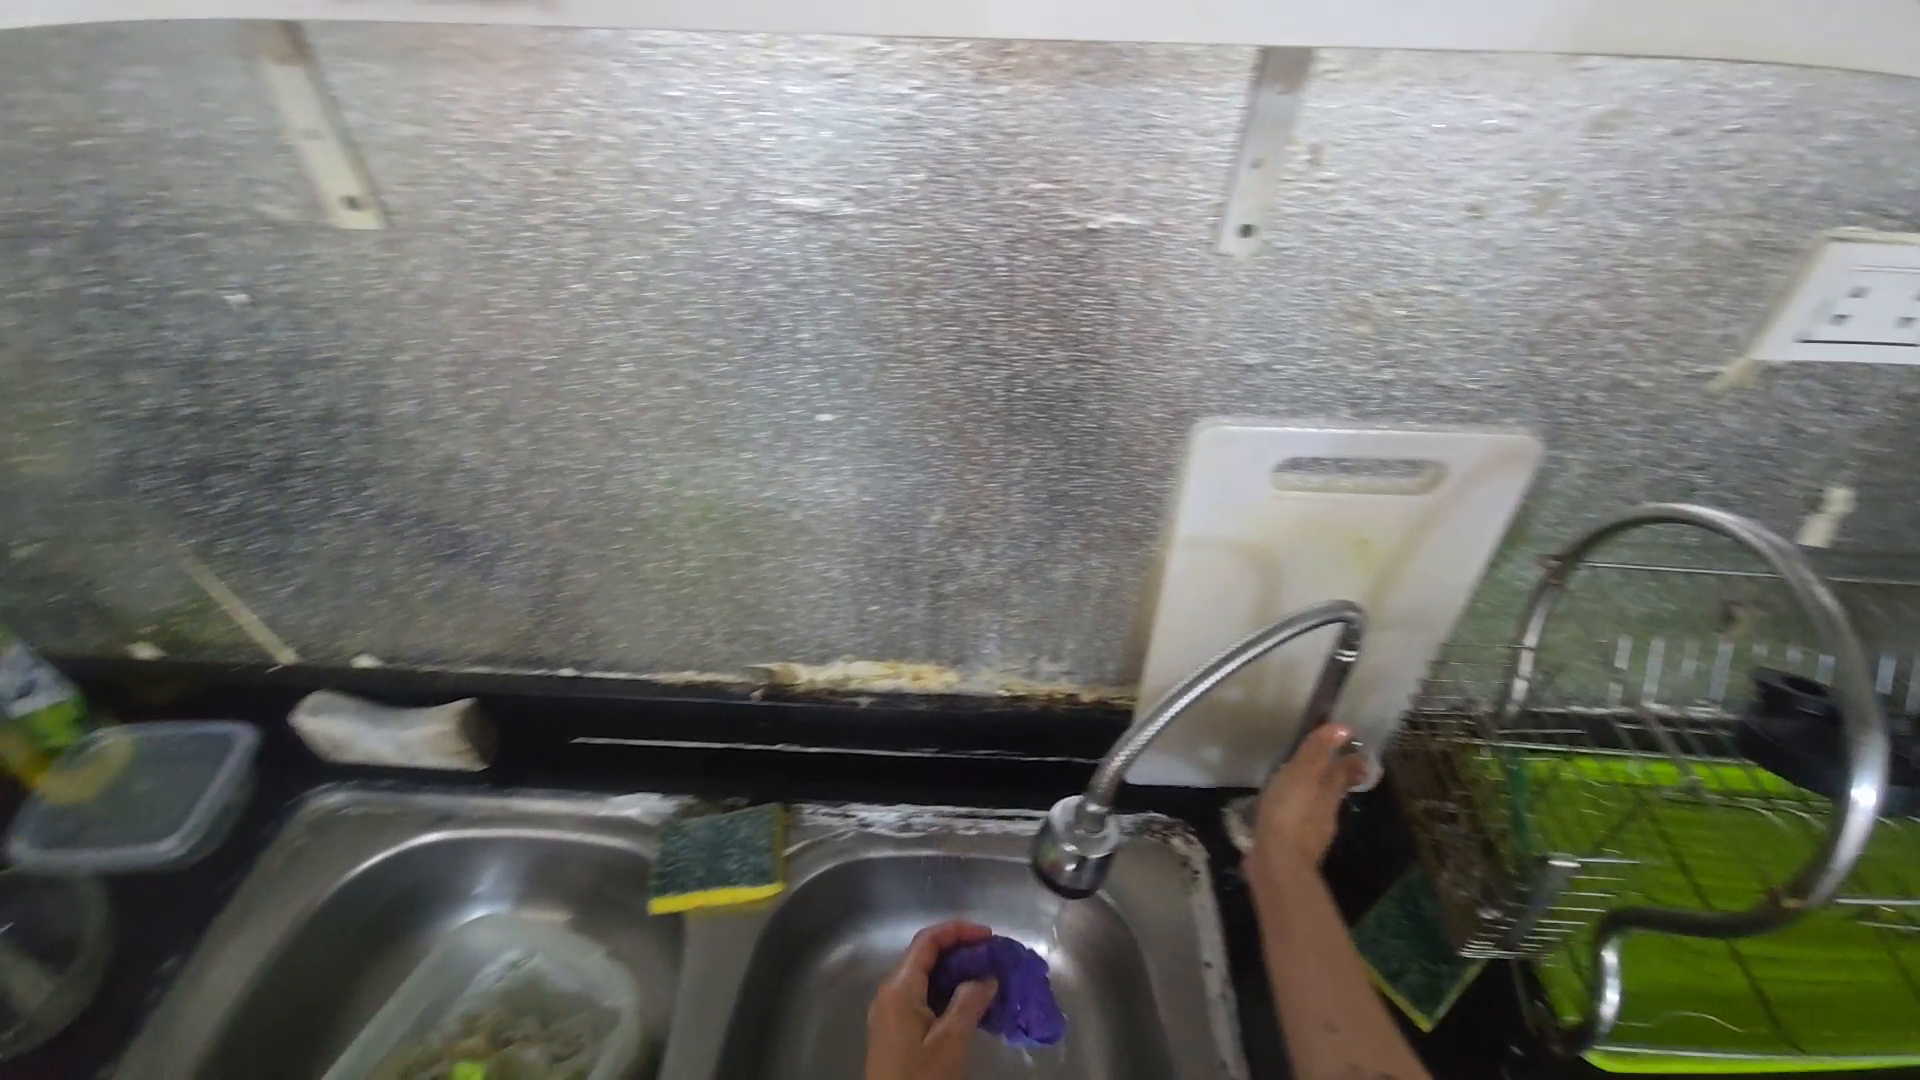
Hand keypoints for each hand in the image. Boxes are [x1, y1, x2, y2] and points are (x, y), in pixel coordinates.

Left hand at [865, 920, 998, 1079]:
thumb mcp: (950, 1042)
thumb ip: (969, 1002)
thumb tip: (986, 977)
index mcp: (899, 987)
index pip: (928, 941)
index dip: (958, 930)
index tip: (989, 937)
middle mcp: (889, 992)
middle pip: (925, 956)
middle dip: (960, 950)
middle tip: (992, 958)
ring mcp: (890, 1012)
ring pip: (925, 977)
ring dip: (955, 973)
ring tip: (987, 978)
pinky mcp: (894, 1031)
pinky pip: (922, 997)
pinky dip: (946, 992)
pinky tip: (969, 1004)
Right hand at [1251, 723, 1368, 870]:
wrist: (1278, 861)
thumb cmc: (1289, 811)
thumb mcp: (1301, 774)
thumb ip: (1317, 751)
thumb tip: (1344, 728)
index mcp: (1328, 792)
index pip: (1344, 772)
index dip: (1349, 761)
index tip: (1356, 752)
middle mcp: (1325, 812)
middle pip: (1333, 791)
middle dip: (1334, 779)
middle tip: (1332, 767)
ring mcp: (1311, 832)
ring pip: (1317, 809)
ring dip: (1314, 798)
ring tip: (1302, 789)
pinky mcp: (1293, 846)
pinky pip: (1298, 825)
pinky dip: (1296, 817)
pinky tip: (1284, 816)